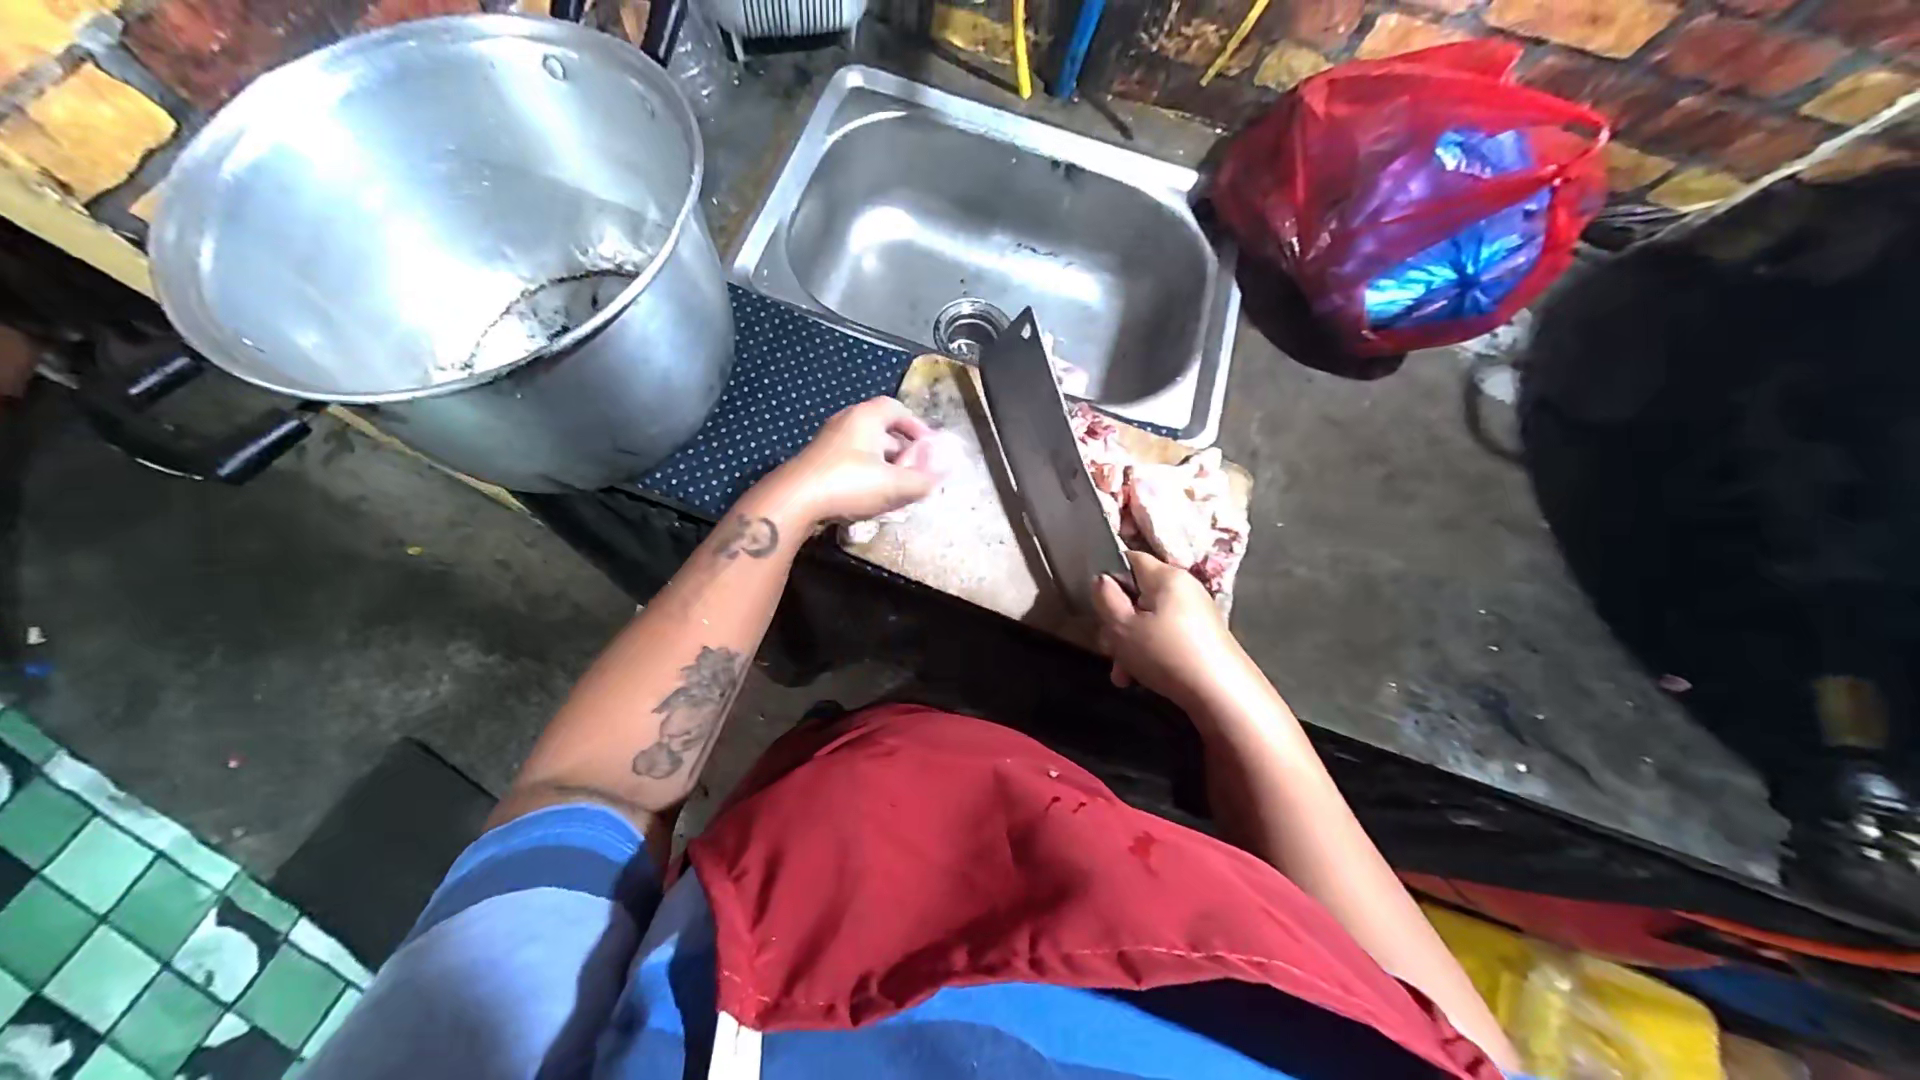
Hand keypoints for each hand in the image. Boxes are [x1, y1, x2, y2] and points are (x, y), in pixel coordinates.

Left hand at [766, 397, 946, 524]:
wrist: (794, 500)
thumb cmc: (848, 483)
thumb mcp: (894, 484)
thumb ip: (922, 481)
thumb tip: (941, 478)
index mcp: (866, 417)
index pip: (897, 408)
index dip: (917, 426)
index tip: (930, 447)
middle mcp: (846, 422)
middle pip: (883, 430)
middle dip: (903, 451)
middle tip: (917, 472)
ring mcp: (829, 442)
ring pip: (866, 449)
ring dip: (885, 465)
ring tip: (898, 488)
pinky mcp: (819, 463)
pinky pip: (851, 462)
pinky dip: (867, 474)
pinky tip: (872, 497)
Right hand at [1093, 550, 1251, 709]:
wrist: (1223, 696)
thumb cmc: (1167, 654)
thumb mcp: (1122, 627)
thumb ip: (1105, 598)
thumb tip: (1102, 579)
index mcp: (1167, 576)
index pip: (1130, 558)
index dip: (1109, 576)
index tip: (1098, 605)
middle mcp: (1184, 588)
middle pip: (1137, 595)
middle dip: (1118, 624)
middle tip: (1110, 649)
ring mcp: (1196, 614)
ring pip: (1148, 621)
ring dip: (1129, 645)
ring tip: (1123, 675)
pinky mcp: (1202, 638)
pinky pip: (1165, 636)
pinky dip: (1149, 653)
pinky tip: (1138, 679)